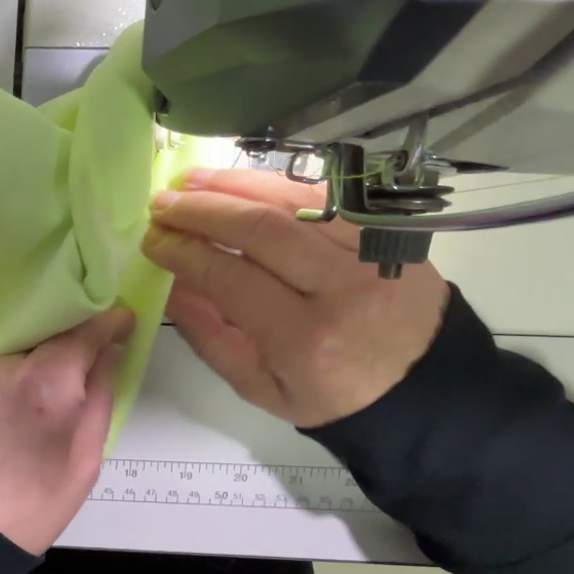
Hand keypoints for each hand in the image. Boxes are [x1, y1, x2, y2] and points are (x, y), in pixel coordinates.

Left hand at [0, 309, 133, 553]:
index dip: (101, 326)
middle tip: (39, 412)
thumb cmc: (25, 511)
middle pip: (29, 349)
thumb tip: (107, 353)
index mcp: (42, 384)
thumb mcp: (82, 465)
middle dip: (41, 371)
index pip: (80, 331)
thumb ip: (98, 399)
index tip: (114, 324)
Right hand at [141, 168, 450, 427]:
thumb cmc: (327, 394)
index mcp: (304, 338)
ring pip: (296, 201)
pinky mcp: (387, 232)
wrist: (421, 385)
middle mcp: (342, 288)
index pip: (231, 278)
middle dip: (204, 210)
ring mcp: (372, 252)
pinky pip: (328, 195)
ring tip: (191, 179)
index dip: (185, 253)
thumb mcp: (257, 385)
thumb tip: (170, 282)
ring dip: (236, 183)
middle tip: (163, 203)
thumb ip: (209, 334)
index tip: (152, 240)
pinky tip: (243, 181)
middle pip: (263, 229)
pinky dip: (279, 182)